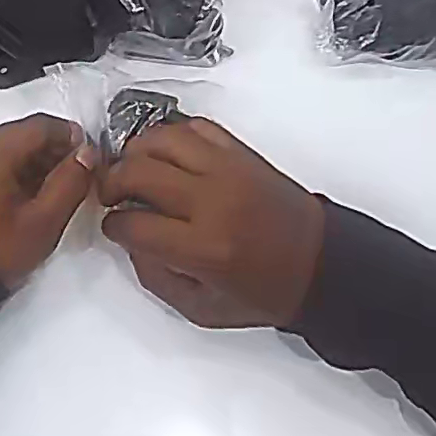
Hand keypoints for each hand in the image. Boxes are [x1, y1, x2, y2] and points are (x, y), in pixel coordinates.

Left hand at [0, 114, 97, 287]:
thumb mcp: (42, 220)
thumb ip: (71, 182)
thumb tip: (87, 156)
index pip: (46, 125)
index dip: (76, 140)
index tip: (92, 161)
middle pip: (30, 134)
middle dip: (58, 155)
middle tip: (80, 181)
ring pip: (16, 148)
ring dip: (41, 166)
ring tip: (58, 197)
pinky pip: (1, 162)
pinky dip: (21, 174)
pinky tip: (34, 201)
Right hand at [96, 118, 325, 328]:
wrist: (324, 266)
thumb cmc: (264, 292)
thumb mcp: (202, 308)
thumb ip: (155, 276)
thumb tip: (129, 238)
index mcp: (205, 248)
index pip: (134, 224)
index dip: (113, 226)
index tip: (114, 227)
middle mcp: (213, 202)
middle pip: (138, 172)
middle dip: (111, 183)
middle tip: (112, 195)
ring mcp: (228, 170)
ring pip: (162, 138)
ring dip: (136, 153)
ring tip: (134, 170)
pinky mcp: (241, 153)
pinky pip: (195, 126)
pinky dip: (172, 136)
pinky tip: (167, 155)